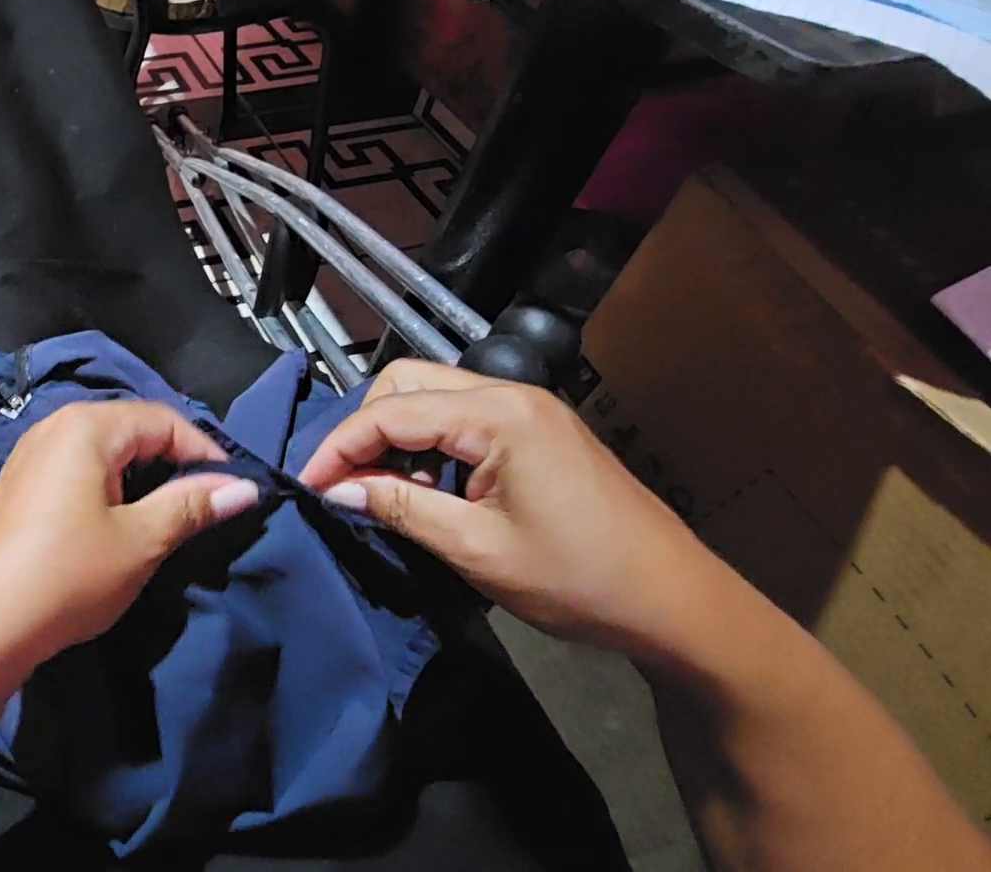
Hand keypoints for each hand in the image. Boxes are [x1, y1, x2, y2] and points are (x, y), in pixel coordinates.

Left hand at [0, 400, 260, 676]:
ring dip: (140, 474)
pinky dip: (107, 484)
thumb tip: (244, 487)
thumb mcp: (139, 541)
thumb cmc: (66, 575)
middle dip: (171, 459)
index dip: (203, 451)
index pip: (162, 419)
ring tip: (164, 515)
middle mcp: (54, 426)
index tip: (230, 491)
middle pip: (131, 427)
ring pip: (103, 448)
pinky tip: (115, 520)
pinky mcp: (18, 483)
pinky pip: (76, 466)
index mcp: (86, 427)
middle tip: (200, 503)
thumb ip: (190, 505)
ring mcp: (30, 454)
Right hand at [298, 360, 727, 657]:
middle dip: (364, 427)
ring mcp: (527, 409)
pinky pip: (459, 416)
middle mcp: (510, 394)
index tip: (307, 484)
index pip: (390, 411)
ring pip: (430, 396)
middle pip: (406, 383)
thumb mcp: (477, 548)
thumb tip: (335, 489)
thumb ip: (399, 506)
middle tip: (346, 480)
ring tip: (384, 487)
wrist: (684, 607)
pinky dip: (427, 442)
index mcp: (498, 414)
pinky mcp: (536, 429)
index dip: (339, 446)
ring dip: (394, 434)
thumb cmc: (581, 579)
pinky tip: (428, 484)